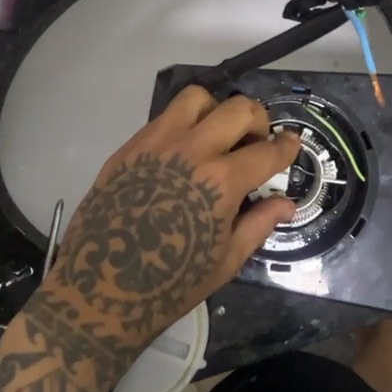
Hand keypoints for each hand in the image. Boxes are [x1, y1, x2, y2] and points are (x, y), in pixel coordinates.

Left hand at [45, 85, 300, 346]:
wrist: (98, 293)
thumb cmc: (169, 285)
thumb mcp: (225, 261)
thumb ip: (259, 223)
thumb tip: (287, 203)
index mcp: (221, 181)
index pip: (267, 151)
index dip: (287, 147)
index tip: (292, 144)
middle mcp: (192, 150)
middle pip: (239, 109)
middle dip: (259, 121)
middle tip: (256, 142)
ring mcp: (157, 144)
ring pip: (198, 98)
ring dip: (217, 111)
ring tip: (217, 137)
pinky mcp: (129, 148)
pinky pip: (164, 117)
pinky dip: (184, 125)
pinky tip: (182, 154)